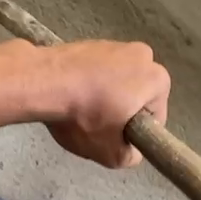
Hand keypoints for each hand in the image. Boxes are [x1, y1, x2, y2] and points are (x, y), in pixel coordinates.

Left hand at [38, 40, 170, 168]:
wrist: (42, 83)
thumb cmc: (85, 117)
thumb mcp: (111, 154)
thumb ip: (130, 157)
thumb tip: (130, 152)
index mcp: (158, 79)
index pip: (155, 117)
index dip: (136, 135)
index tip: (115, 140)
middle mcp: (142, 55)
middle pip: (136, 95)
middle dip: (121, 112)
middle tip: (97, 128)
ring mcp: (114, 44)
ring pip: (116, 81)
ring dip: (104, 96)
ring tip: (79, 112)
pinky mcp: (89, 41)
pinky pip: (95, 71)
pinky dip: (86, 83)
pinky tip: (69, 96)